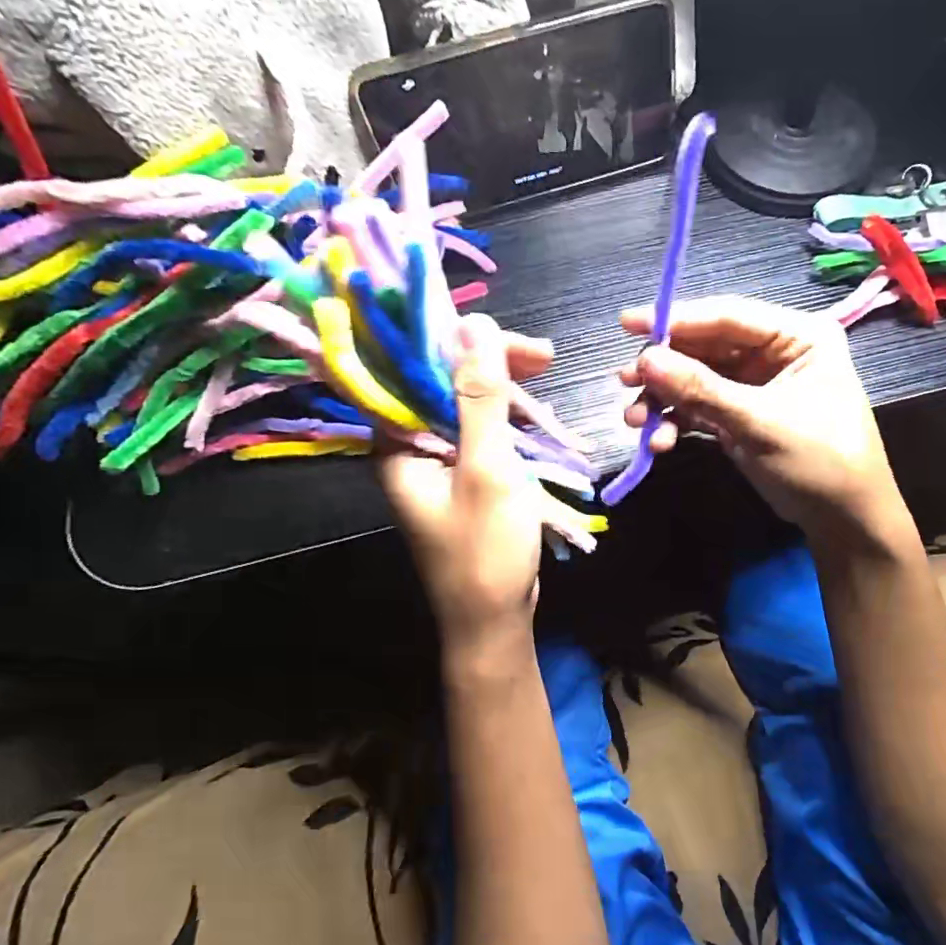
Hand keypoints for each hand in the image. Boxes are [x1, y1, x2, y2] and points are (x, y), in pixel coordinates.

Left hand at [381, 315, 549, 652]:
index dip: (453, 338)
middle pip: (445, 381)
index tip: (503, 331)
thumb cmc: (485, 550)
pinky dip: (511, 422)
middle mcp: (411, 446)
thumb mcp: (488, 470)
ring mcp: (439, 462)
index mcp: (397, 442)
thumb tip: (473, 323)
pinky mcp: (465, 477)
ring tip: (548, 378)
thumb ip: (480, 398)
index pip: (413, 367)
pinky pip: (483, 433)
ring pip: (469, 405)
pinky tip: (539, 418)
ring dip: (507, 391)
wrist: (494, 621)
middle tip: (544, 355)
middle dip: (492, 364)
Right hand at [619, 295, 902, 539]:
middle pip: (704, 346)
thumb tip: (645, 359)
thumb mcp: (760, 423)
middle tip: (626, 382)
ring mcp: (752, 385)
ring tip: (635, 421)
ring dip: (663, 399)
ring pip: (694, 378)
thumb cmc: (819, 462)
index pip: (727, 316)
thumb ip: (701, 390)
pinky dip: (675, 422)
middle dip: (664, 367)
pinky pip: (697, 407)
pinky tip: (658, 442)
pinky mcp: (738, 415)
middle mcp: (772, 353)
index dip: (676, 319)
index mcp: (796, 336)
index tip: (628, 323)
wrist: (843, 520)